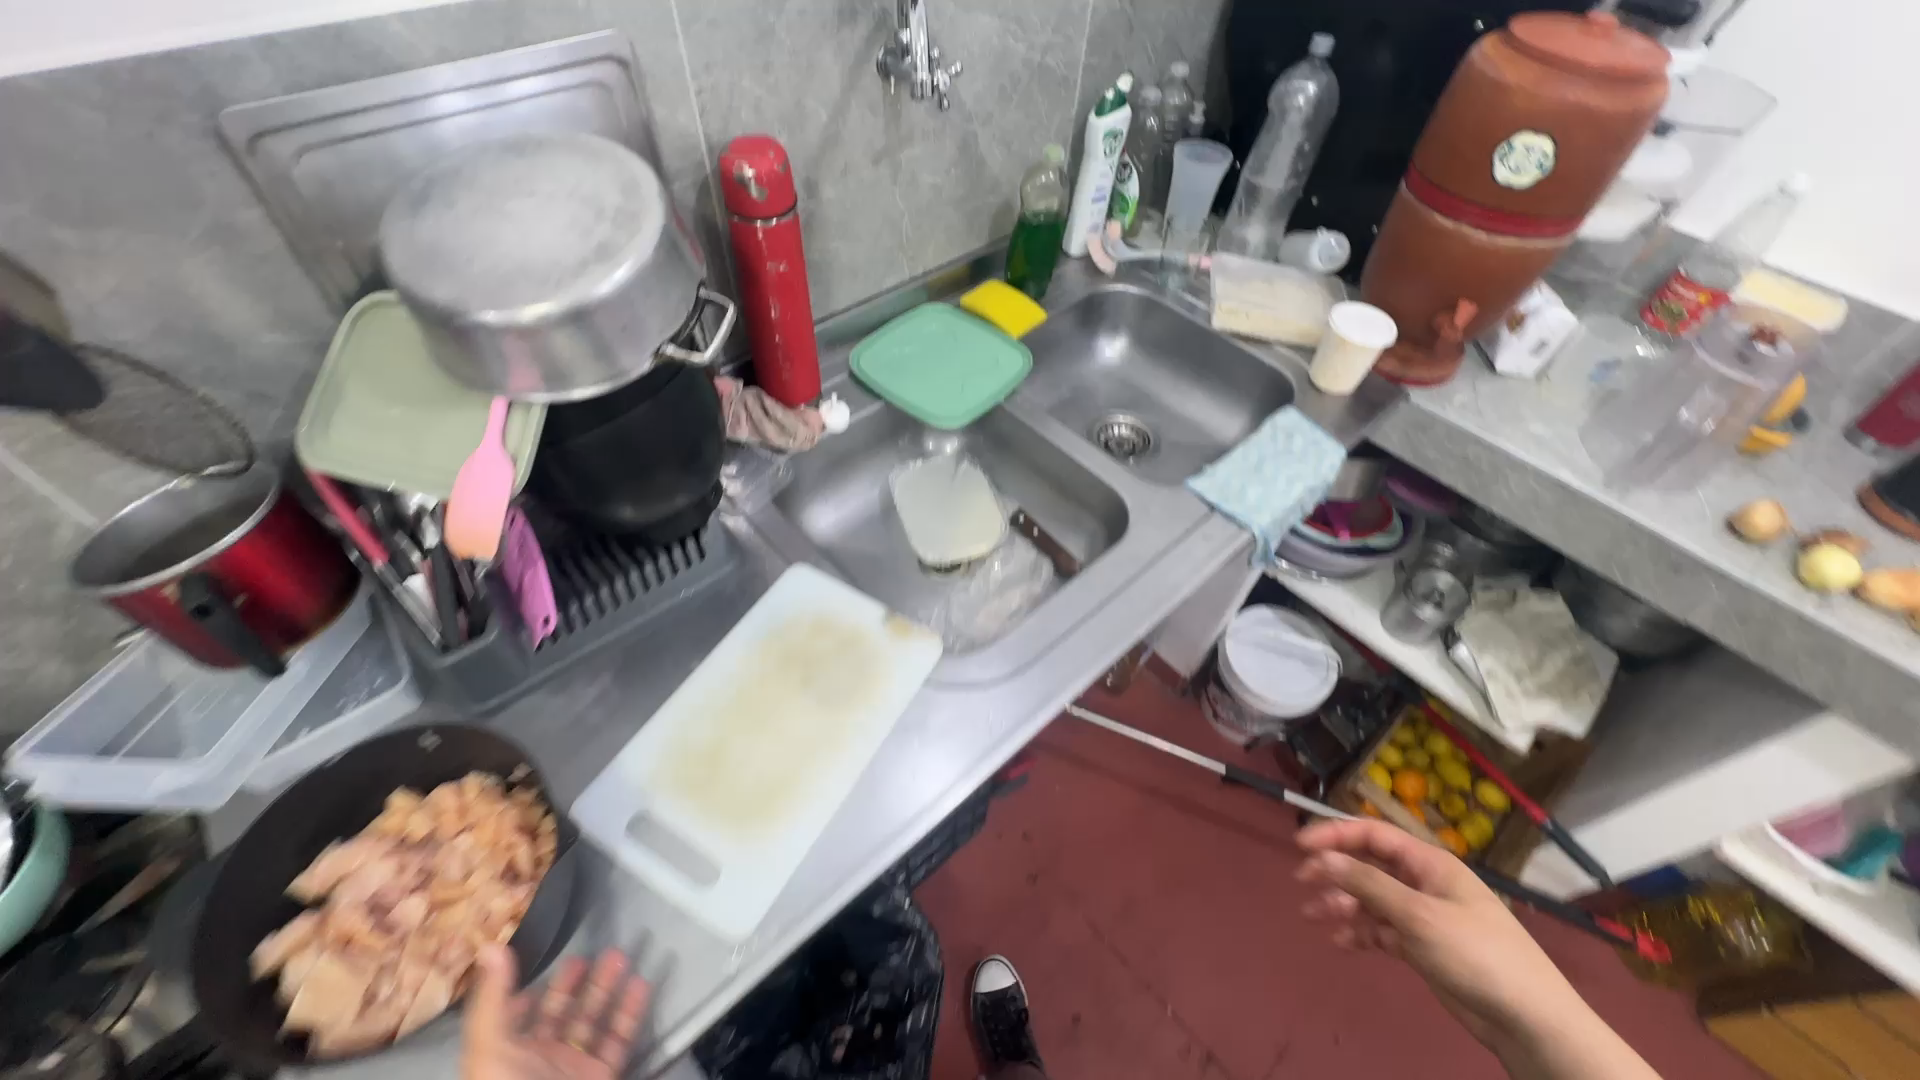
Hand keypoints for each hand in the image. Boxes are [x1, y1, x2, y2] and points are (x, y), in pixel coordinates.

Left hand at [463, 946, 651, 1079]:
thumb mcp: (490, 1049)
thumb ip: (492, 1000)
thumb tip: (491, 947)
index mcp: (505, 1055)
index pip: (516, 1016)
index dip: (531, 988)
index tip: (550, 959)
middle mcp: (538, 1061)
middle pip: (560, 1013)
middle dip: (578, 982)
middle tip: (596, 951)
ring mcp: (572, 1070)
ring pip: (592, 1022)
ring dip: (607, 989)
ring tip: (621, 957)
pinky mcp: (602, 1076)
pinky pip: (618, 1040)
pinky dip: (631, 1012)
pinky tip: (640, 986)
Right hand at [1296, 819, 1578, 1046]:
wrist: (1528, 1020)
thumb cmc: (1476, 954)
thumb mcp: (1418, 915)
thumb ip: (1368, 884)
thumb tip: (1322, 857)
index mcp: (1428, 863)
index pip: (1373, 834)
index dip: (1335, 834)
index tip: (1300, 846)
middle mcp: (1422, 883)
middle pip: (1368, 865)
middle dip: (1334, 870)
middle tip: (1301, 882)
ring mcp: (1422, 915)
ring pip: (1369, 899)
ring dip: (1340, 903)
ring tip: (1313, 916)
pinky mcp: (1421, 946)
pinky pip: (1380, 929)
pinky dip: (1358, 932)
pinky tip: (1340, 941)